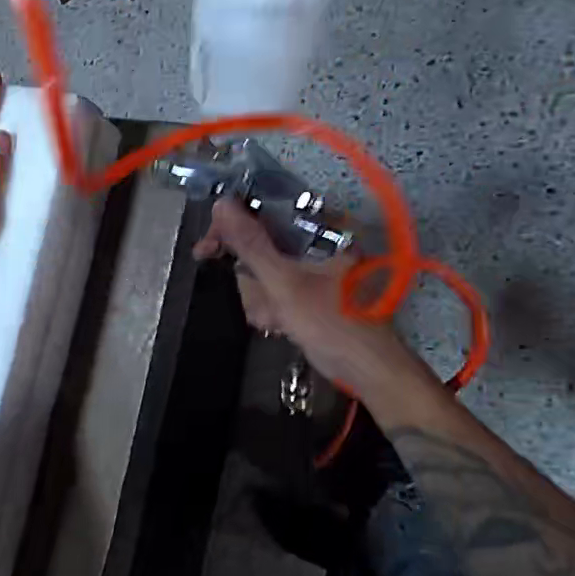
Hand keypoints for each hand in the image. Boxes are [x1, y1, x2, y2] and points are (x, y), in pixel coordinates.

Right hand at [193, 198, 431, 399]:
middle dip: (251, 277)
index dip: (232, 228)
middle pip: (260, 244)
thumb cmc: (332, 324)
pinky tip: (279, 324)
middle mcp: (316, 244)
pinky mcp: (308, 291)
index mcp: (319, 231)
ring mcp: (313, 269)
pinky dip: (270, 307)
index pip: (264, 213)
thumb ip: (252, 245)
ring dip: (260, 297)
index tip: (208, 247)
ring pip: (263, 271)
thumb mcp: (284, 283)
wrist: (366, 370)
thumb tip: (222, 205)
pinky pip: (274, 289)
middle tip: (251, 295)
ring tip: (276, 318)